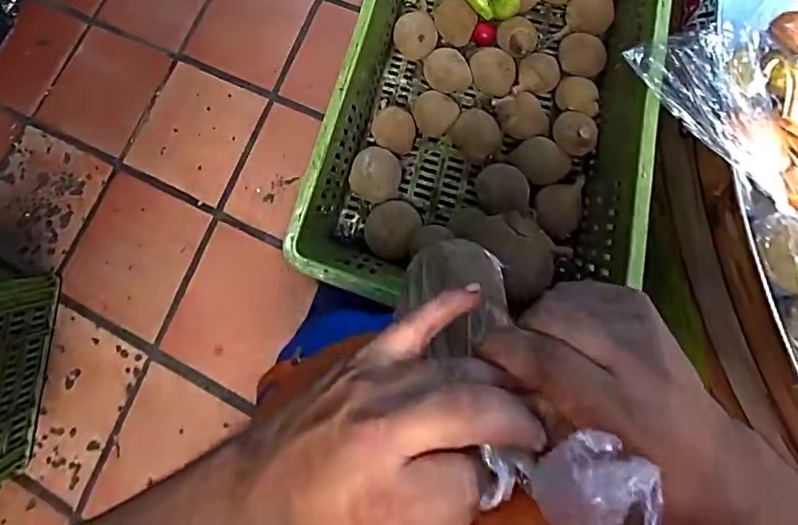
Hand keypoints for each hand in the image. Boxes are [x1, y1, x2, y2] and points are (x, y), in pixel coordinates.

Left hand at [107, 287, 545, 524]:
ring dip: (495, 377)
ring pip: (453, 367)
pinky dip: (445, 306)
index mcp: (389, 469)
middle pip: (472, 404)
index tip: (526, 465)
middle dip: (514, 418)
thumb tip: (487, 468)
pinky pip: (411, 323)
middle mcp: (387, 412)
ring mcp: (375, 374)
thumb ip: (445, 502)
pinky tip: (476, 294)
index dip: (507, 463)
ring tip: (524, 390)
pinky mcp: (363, 355)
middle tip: (542, 428)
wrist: (255, 492)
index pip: (474, 461)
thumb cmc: (322, 520)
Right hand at [478, 282, 797, 524]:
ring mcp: (640, 320)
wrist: (716, 459)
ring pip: (563, 295)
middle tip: (509, 351)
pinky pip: (581, 289)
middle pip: (552, 315)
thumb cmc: (650, 480)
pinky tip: (567, 331)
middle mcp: (633, 353)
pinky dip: (563, 306)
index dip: (506, 350)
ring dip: (540, 316)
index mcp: (622, 405)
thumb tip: (500, 385)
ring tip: (538, 342)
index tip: (482, 353)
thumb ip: (542, 424)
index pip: (547, 358)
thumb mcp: (592, 471)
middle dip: (520, 329)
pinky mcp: (640, 301)